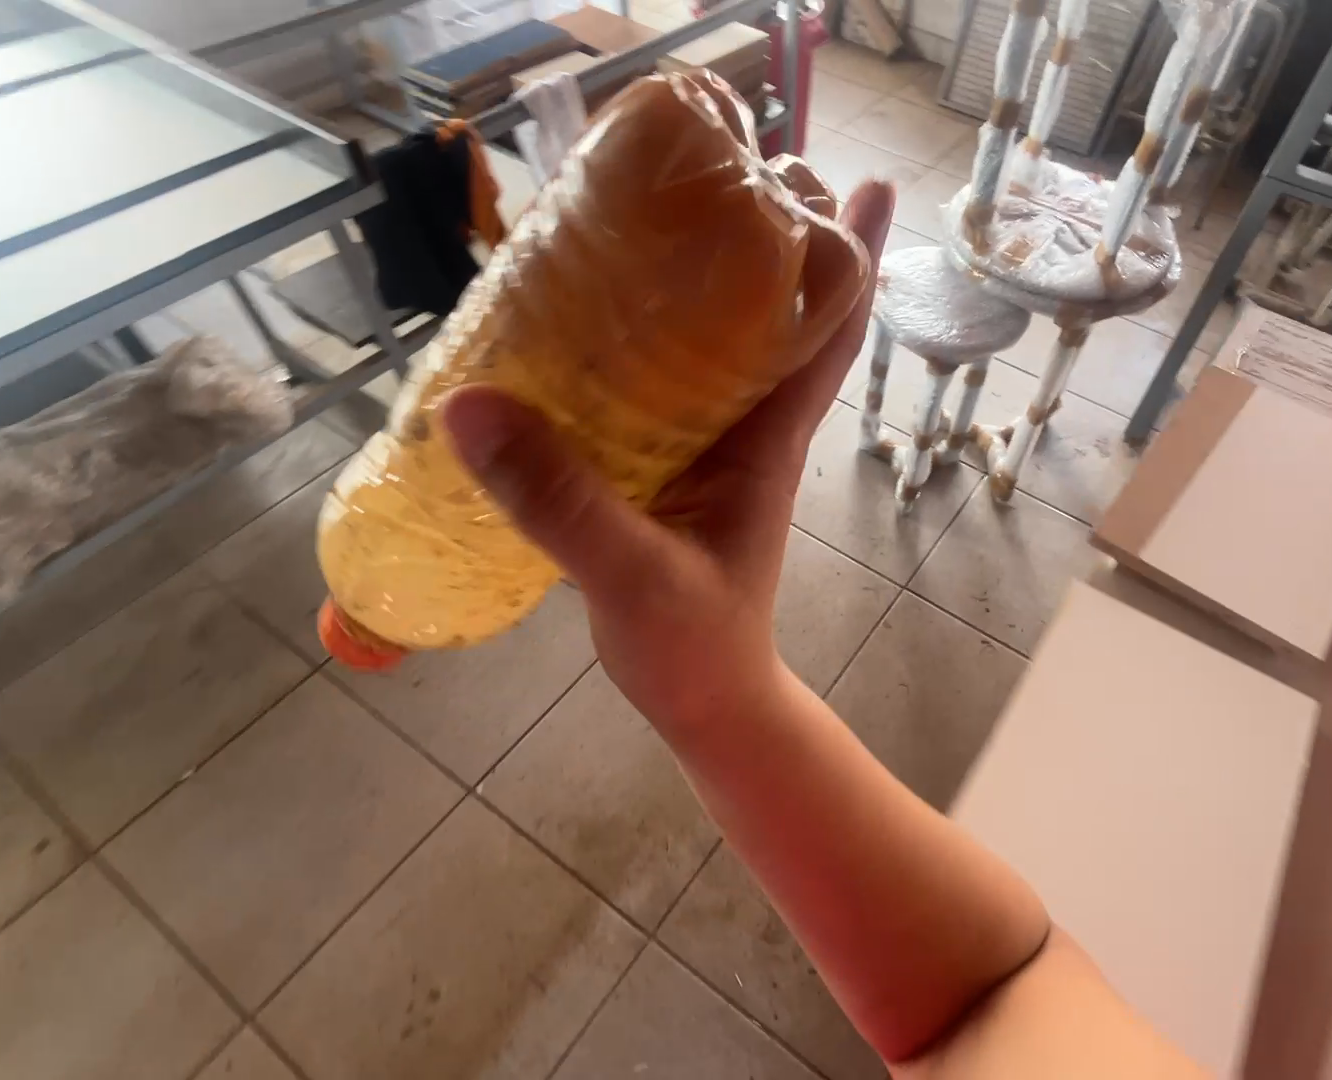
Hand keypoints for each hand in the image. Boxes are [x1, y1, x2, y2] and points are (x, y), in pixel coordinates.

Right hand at [442, 181, 894, 735]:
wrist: (703, 697)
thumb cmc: (695, 647)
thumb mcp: (633, 578)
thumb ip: (565, 505)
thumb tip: (472, 407)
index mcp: (768, 442)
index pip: (826, 338)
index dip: (850, 261)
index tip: (858, 185)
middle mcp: (748, 429)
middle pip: (775, 319)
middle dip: (770, 242)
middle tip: (735, 164)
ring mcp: (707, 445)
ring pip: (716, 345)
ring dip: (705, 280)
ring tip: (660, 207)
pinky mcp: (665, 465)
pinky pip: (659, 385)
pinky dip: (641, 341)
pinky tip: (592, 311)